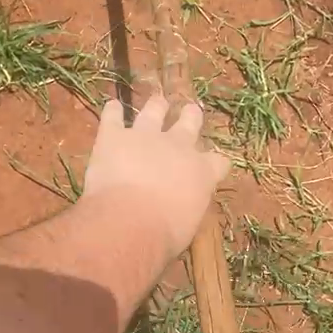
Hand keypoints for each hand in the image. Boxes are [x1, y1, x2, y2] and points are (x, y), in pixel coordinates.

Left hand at [83, 94, 231, 262]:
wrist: (132, 220)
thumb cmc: (167, 232)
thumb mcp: (189, 222)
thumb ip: (188, 205)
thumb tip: (182, 206)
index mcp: (202, 172)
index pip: (218, 162)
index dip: (218, 162)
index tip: (217, 163)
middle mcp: (178, 147)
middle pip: (189, 124)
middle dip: (191, 117)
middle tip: (192, 110)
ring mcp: (145, 136)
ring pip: (154, 111)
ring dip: (156, 106)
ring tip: (158, 100)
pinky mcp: (114, 136)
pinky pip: (114, 117)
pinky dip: (114, 112)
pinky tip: (113, 106)